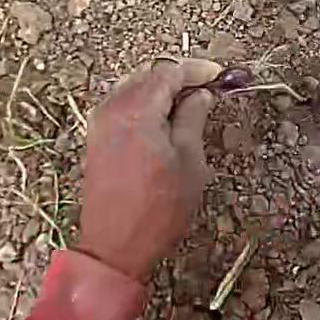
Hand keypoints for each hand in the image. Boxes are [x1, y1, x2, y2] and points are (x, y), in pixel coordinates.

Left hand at [78, 58, 222, 279]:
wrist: (115, 248)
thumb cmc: (159, 208)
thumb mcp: (190, 159)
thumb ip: (193, 118)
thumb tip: (201, 95)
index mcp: (136, 112)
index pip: (168, 73)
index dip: (198, 70)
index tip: (220, 76)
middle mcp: (112, 111)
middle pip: (149, 76)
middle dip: (181, 77)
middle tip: (211, 88)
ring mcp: (100, 125)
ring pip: (136, 88)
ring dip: (164, 90)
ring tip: (193, 103)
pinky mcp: (98, 139)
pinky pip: (125, 105)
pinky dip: (149, 103)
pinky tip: (168, 118)